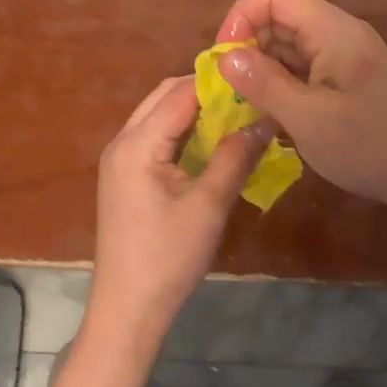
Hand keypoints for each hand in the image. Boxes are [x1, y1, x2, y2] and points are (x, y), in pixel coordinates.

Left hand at [89, 74, 270, 339]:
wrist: (127, 312)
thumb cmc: (168, 257)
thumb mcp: (209, 205)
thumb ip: (236, 156)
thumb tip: (266, 118)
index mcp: (137, 144)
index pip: (180, 92)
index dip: (218, 81)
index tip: (255, 75)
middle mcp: (122, 142)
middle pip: (165, 95)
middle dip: (206, 89)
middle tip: (249, 93)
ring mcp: (120, 159)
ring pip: (160, 114)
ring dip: (195, 108)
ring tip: (238, 112)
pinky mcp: (125, 176)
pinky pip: (156, 135)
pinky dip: (184, 129)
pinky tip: (213, 140)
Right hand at [216, 0, 386, 210]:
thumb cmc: (370, 146)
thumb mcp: (308, 120)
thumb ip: (264, 84)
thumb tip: (224, 57)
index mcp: (332, 30)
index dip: (241, 15)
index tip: (225, 59)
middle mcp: (339, 31)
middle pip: (280, 14)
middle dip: (248, 44)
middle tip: (229, 89)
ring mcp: (345, 53)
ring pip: (290, 41)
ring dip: (263, 66)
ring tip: (246, 105)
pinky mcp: (348, 75)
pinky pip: (305, 63)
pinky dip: (282, 81)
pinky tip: (272, 113)